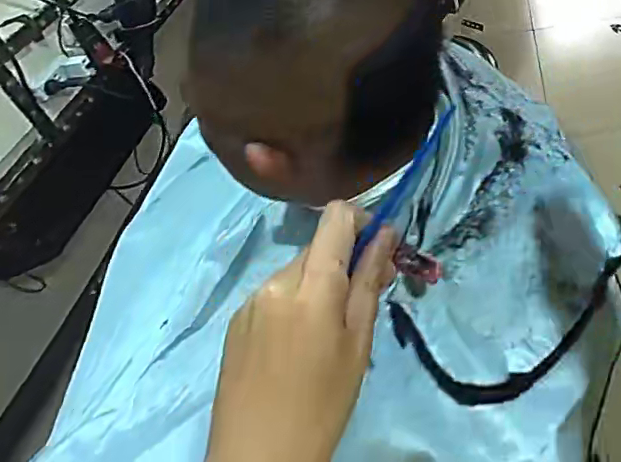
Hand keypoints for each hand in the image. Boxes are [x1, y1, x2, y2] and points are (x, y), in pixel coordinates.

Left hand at [206, 202, 397, 461]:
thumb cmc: (321, 405)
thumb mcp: (358, 342)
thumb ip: (370, 280)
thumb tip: (386, 233)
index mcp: (310, 284)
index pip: (336, 216)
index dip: (362, 222)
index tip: (378, 251)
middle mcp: (275, 281)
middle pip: (320, 245)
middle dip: (346, 260)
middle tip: (364, 297)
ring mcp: (250, 301)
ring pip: (299, 269)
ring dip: (320, 283)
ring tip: (328, 330)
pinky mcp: (235, 323)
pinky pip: (276, 293)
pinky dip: (295, 302)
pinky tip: (298, 344)